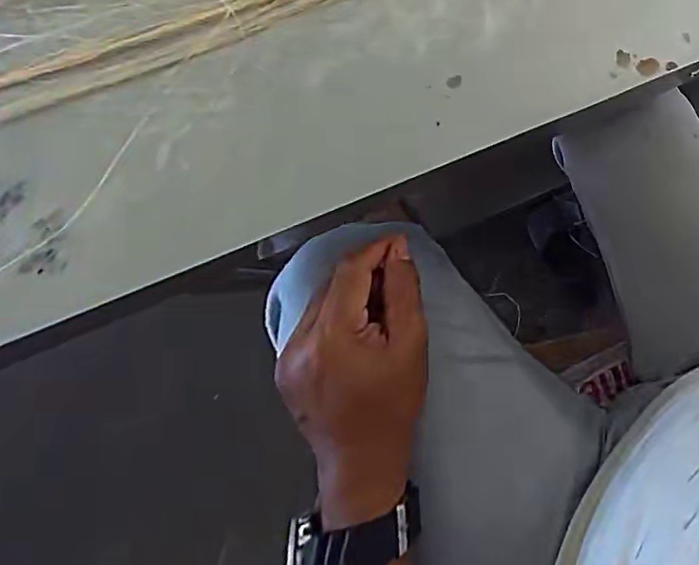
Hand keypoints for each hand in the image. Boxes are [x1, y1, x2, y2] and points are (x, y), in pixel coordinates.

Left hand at [275, 235, 427, 528]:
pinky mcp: (286, 366)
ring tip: (383, 295)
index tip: (399, 242)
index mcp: (330, 337)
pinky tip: (362, 318)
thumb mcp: (411, 341)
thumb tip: (397, 252)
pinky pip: (312, 319)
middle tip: (397, 268)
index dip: (376, 248)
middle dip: (366, 266)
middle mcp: (299, 343)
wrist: (362, 457)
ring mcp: (287, 356)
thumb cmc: (392, 403)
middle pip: (332, 281)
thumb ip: (403, 290)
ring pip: (320, 298)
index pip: (349, 272)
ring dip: (352, 286)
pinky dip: (338, 307)